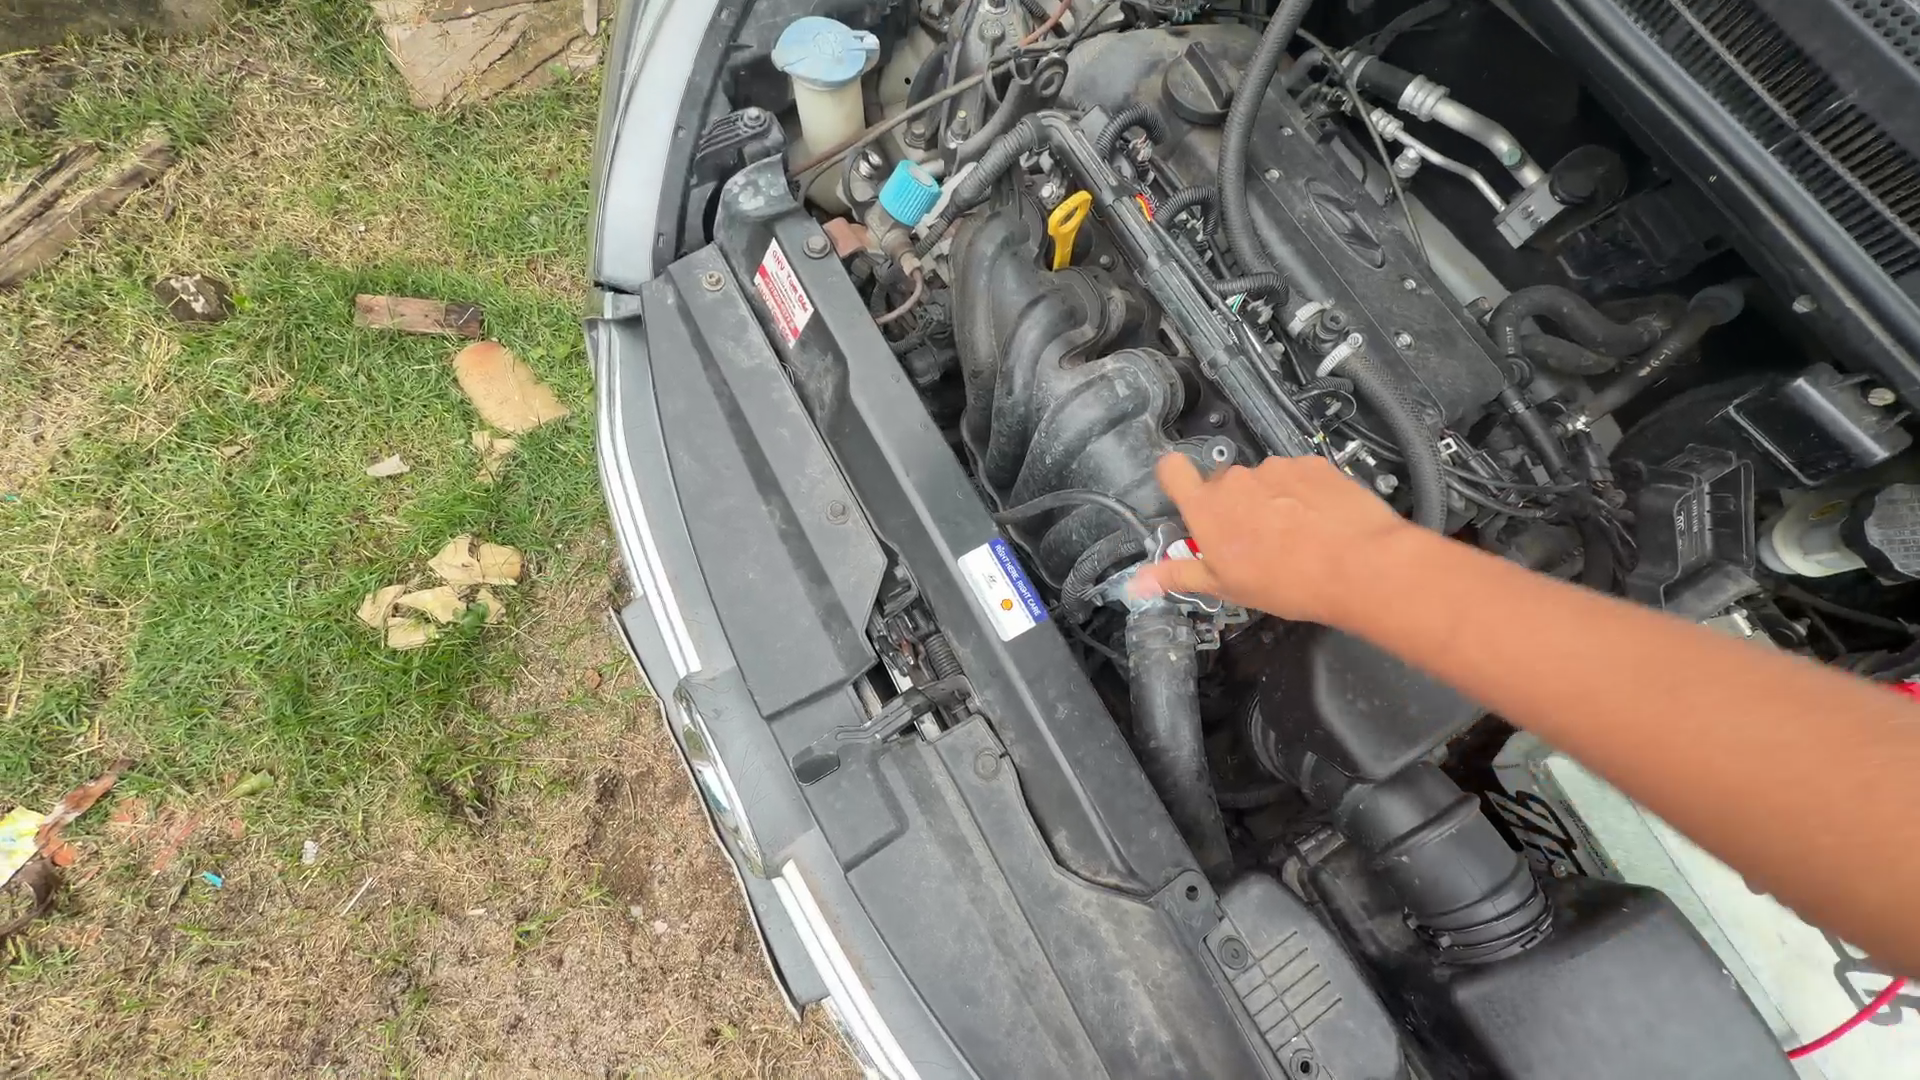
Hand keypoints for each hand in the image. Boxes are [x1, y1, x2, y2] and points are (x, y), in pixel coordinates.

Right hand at [1132, 453, 1415, 623]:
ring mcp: (1276, 468)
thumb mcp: (1224, 587)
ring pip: (1261, 481)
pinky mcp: (1313, 464)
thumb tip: (1135, 583)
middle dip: (1232, 506)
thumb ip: (1176, 576)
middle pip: (1222, 483)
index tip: (1186, 494)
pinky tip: (1318, 521)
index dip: (1174, 478)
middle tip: (1252, 540)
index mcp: (1206, 507)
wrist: (1360, 566)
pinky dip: (1301, 493)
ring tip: (1293, 533)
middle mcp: (1236, 479)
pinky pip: (1296, 475)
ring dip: (1268, 500)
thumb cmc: (1284, 581)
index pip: (1172, 470)